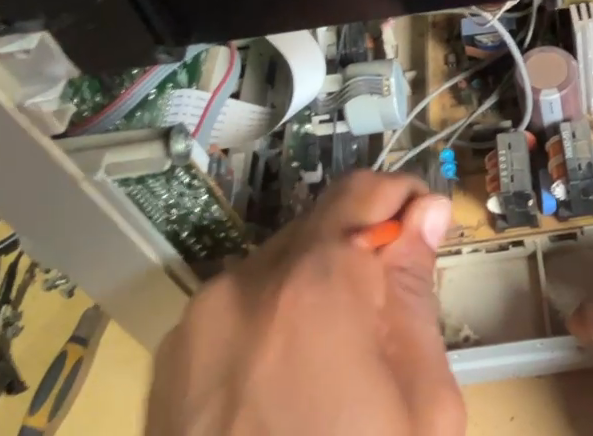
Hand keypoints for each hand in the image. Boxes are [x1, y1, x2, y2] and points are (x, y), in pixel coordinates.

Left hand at [146, 172, 462, 435]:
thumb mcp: (421, 401)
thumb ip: (415, 293)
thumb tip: (421, 216)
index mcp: (314, 282)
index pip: (363, 192)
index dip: (402, 200)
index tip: (424, 224)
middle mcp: (245, 283)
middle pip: (317, 229)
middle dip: (360, 253)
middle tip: (389, 309)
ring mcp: (197, 323)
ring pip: (274, 271)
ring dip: (312, 290)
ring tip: (333, 365)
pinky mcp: (168, 365)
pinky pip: (235, 313)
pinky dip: (270, 324)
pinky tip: (285, 387)